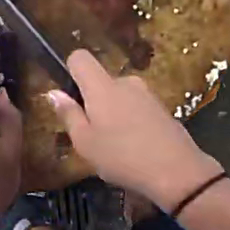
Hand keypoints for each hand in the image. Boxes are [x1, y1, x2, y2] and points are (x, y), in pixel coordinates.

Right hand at [47, 49, 223, 210]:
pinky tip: (134, 148)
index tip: (70, 98)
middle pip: (100, 81)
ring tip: (114, 147)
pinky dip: (130, 122)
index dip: (70, 71)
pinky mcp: (161, 108)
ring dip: (112, 114)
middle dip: (92, 102)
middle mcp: (125, 82)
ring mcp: (147, 94)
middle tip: (91, 135)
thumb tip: (53, 92)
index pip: (80, 57)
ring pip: (119, 96)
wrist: (176, 171)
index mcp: (102, 87)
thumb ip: (68, 114)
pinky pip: (135, 107)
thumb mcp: (85, 143)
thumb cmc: (122, 158)